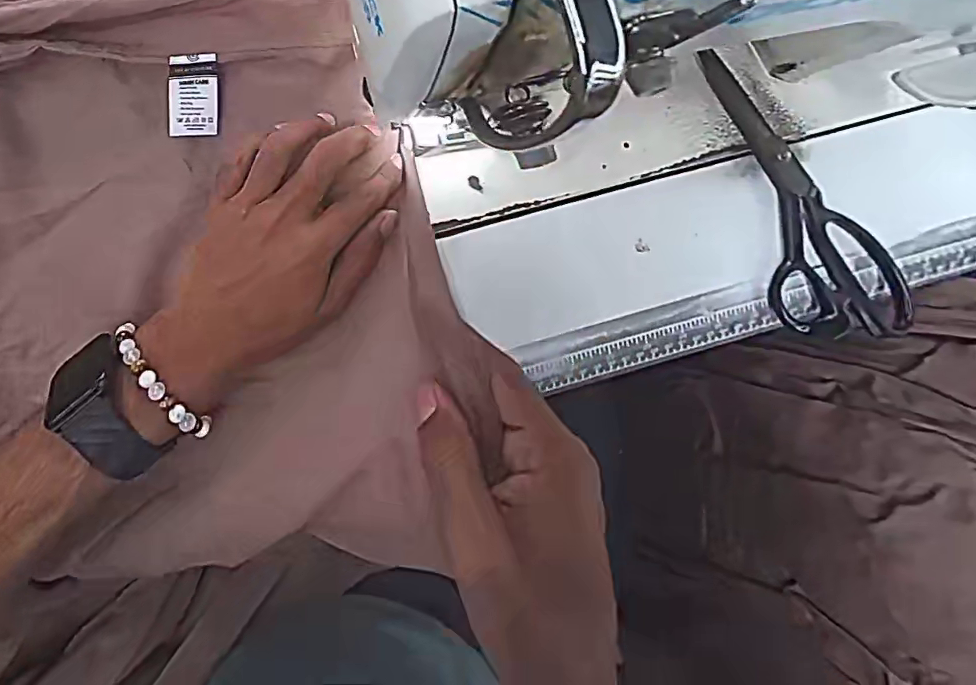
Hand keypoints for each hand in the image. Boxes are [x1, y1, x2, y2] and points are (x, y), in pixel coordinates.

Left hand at [121, 115, 403, 438]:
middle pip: (322, 162)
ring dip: (305, 128)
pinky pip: (238, 161)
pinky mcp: (221, 205)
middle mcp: (281, 218)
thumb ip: (359, 261)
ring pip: (279, 150)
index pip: (359, 200)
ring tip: (324, 121)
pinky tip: (273, 135)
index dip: (383, 179)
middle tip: (365, 133)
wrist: (206, 333)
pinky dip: (257, 141)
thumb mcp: (326, 308)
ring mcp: (247, 207)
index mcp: (312, 246)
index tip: (393, 166)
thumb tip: (385, 222)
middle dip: (351, 140)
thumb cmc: (266, 326)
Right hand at [418, 366, 617, 684]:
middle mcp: (566, 456)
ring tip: (415, 394)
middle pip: (506, 397)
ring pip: (503, 424)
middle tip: (409, 361)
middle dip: (458, 379)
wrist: (566, 682)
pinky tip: (441, 441)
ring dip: (463, 410)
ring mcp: (561, 477)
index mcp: (556, 454)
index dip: (464, 349)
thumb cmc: (527, 614)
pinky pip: (506, 449)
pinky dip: (474, 440)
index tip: (427, 326)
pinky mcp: (549, 497)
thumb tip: (429, 393)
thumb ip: (450, 459)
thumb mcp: (475, 537)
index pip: (505, 378)